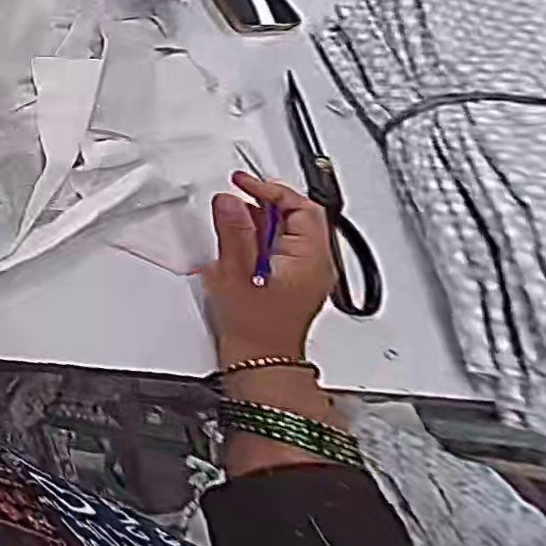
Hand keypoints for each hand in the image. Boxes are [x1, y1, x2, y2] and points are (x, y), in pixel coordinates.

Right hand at [200, 171, 337, 365]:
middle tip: (236, 195)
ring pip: (290, 231)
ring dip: (262, 219)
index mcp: (309, 259)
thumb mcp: (234, 272)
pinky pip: (282, 246)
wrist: (260, 362)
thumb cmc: (254, 327)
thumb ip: (233, 232)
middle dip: (266, 202)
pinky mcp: (293, 281)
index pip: (300, 207)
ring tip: (231, 221)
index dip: (270, 189)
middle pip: (299, 217)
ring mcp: (306, 274)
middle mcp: (316, 265)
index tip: (243, 182)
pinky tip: (239, 243)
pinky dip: (262, 236)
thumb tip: (230, 201)